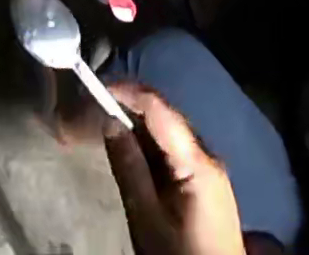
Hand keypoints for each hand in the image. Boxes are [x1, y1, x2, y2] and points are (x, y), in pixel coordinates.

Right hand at [103, 85, 245, 254]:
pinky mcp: (206, 180)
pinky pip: (176, 148)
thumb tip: (109, 122)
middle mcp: (208, 154)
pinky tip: (131, 144)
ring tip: (107, 117)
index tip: (99, 87)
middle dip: (133, 103)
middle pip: (167, 115)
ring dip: (140, 121)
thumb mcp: (146, 221)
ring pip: (171, 130)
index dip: (130, 92)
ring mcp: (210, 166)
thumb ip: (129, 168)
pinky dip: (152, 141)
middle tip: (98, 102)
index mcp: (197, 160)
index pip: (161, 109)